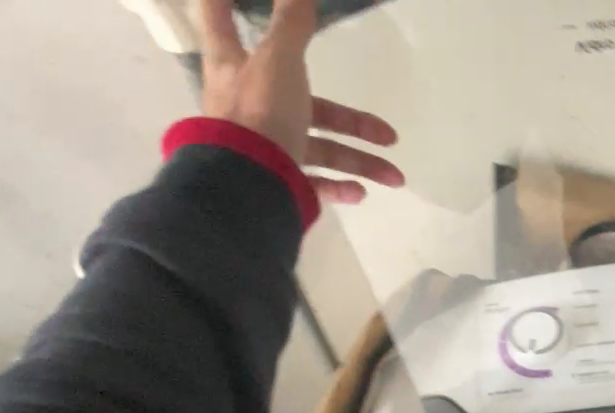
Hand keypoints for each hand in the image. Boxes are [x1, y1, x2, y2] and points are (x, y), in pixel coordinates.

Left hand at [197, 0, 402, 202]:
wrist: (248, 180)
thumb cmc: (260, 111)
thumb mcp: (279, 60)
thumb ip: (292, 23)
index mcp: (236, 66)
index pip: (220, 19)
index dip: (223, 1)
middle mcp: (248, 103)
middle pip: (308, 106)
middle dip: (352, 121)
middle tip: (389, 135)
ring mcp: (265, 144)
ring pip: (321, 150)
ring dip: (361, 163)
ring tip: (394, 178)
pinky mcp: (278, 180)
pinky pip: (315, 182)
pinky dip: (340, 187)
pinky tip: (361, 192)